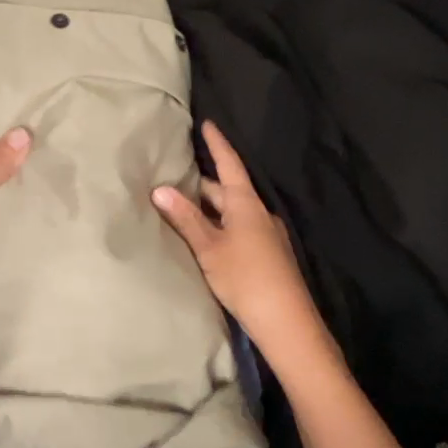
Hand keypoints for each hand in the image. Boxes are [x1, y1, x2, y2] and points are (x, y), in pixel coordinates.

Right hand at [153, 121, 329, 360]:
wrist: (287, 323)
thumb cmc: (245, 278)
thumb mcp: (209, 248)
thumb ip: (185, 218)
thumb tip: (160, 188)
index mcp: (246, 203)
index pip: (229, 164)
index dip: (217, 144)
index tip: (208, 123)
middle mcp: (259, 213)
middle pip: (227, 189)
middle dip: (203, 181)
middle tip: (176, 172)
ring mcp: (266, 235)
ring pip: (232, 211)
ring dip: (210, 206)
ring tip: (184, 202)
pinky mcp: (267, 255)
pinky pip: (238, 228)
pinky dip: (219, 224)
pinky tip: (205, 235)